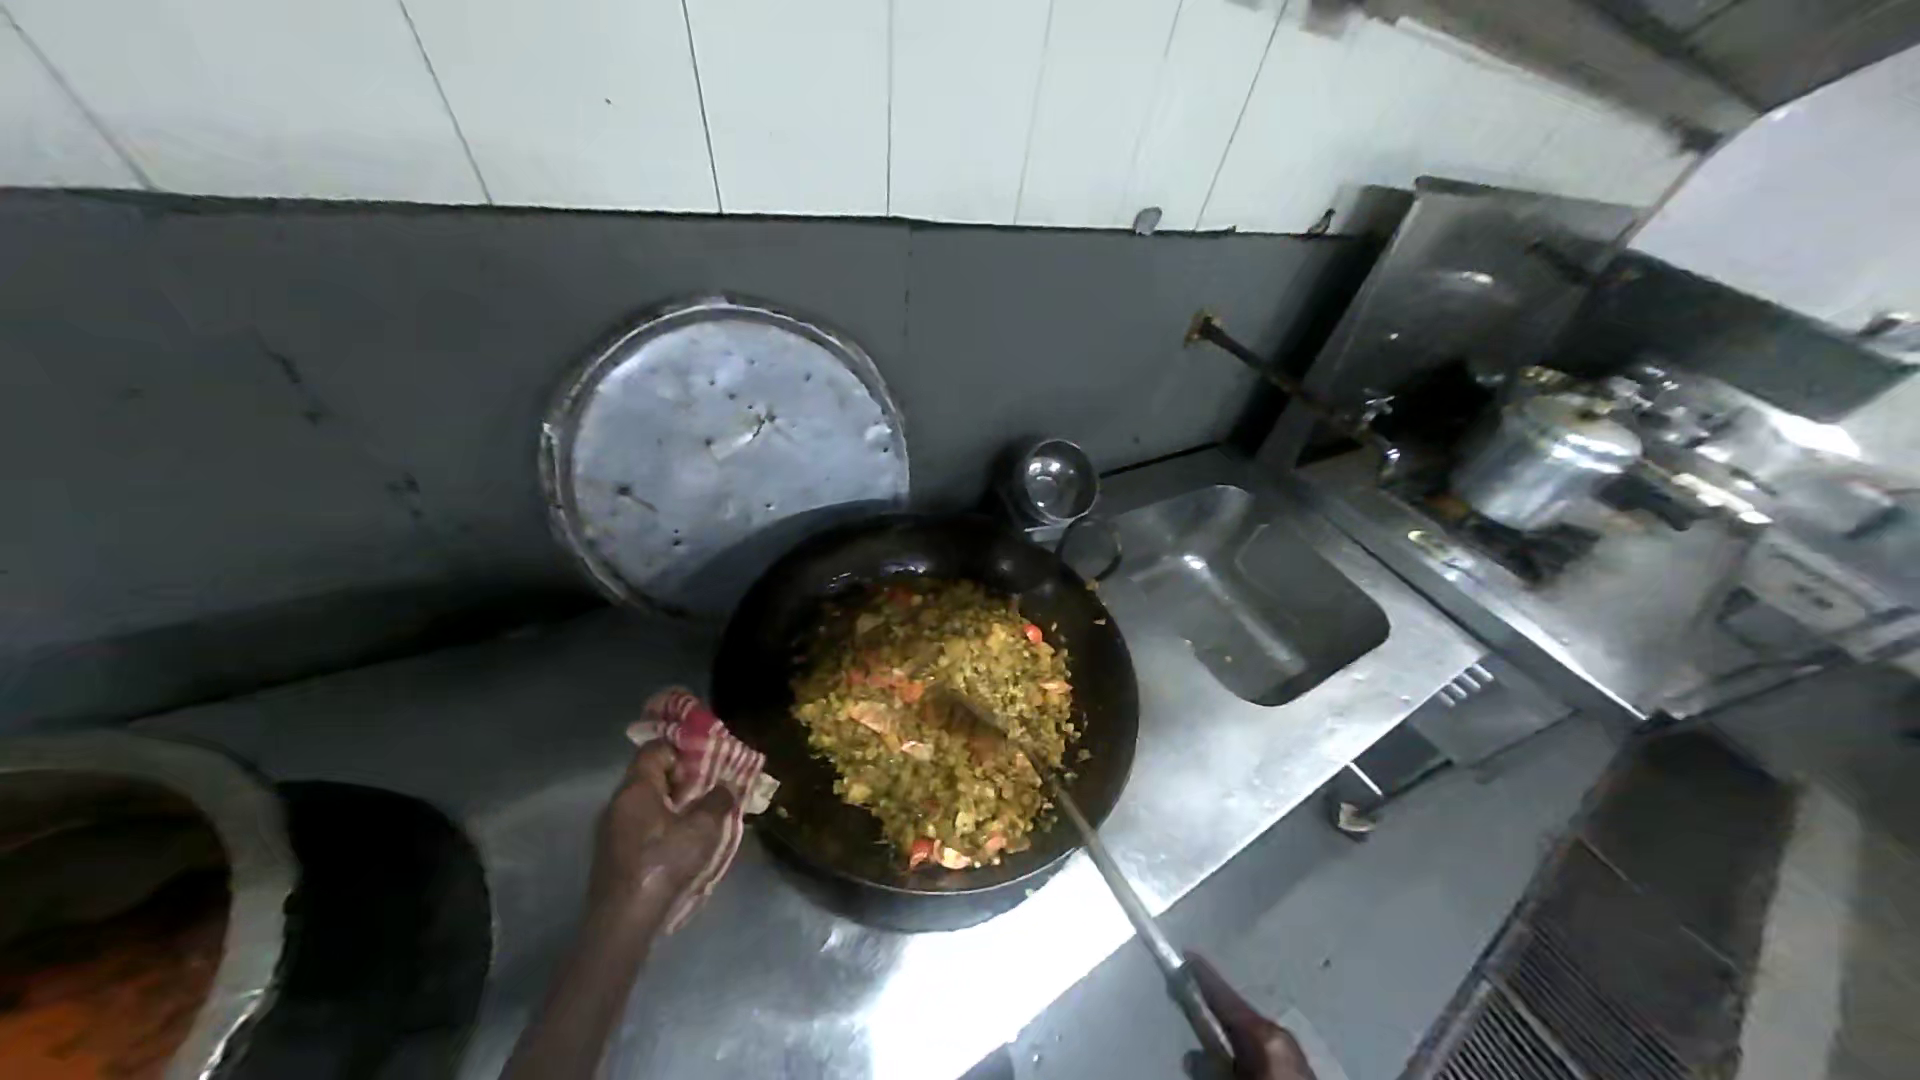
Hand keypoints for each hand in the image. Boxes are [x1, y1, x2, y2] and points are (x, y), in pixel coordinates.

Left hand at [588, 740, 736, 919]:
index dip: (681, 751)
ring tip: (697, 816)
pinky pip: (637, 824)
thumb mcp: (703, 827)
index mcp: (636, 788)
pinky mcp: (610, 853)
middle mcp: (617, 802)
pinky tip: (677, 841)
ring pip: (644, 802)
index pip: (654, 750)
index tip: (704, 763)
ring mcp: (609, 829)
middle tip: (706, 789)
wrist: (623, 920)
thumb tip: (727, 786)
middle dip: (680, 779)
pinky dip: (659, 823)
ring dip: (670, 803)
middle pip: (649, 775)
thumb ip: (718, 800)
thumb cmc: (664, 862)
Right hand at [1187, 954, 1317, 1079]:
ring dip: (1232, 1036)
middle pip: (1238, 1013)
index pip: (1223, 995)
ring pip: (1253, 1034)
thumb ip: (1210, 1068)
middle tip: (1191, 1005)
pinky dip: (1248, 1051)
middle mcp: (1280, 1036)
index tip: (1185, 955)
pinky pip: (1267, 1052)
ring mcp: (1295, 1055)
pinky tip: (1239, 1064)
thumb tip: (1192, 1056)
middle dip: (1215, 1010)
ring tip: (1213, 1044)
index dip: (1201, 975)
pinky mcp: (1303, 1073)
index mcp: (1262, 1034)